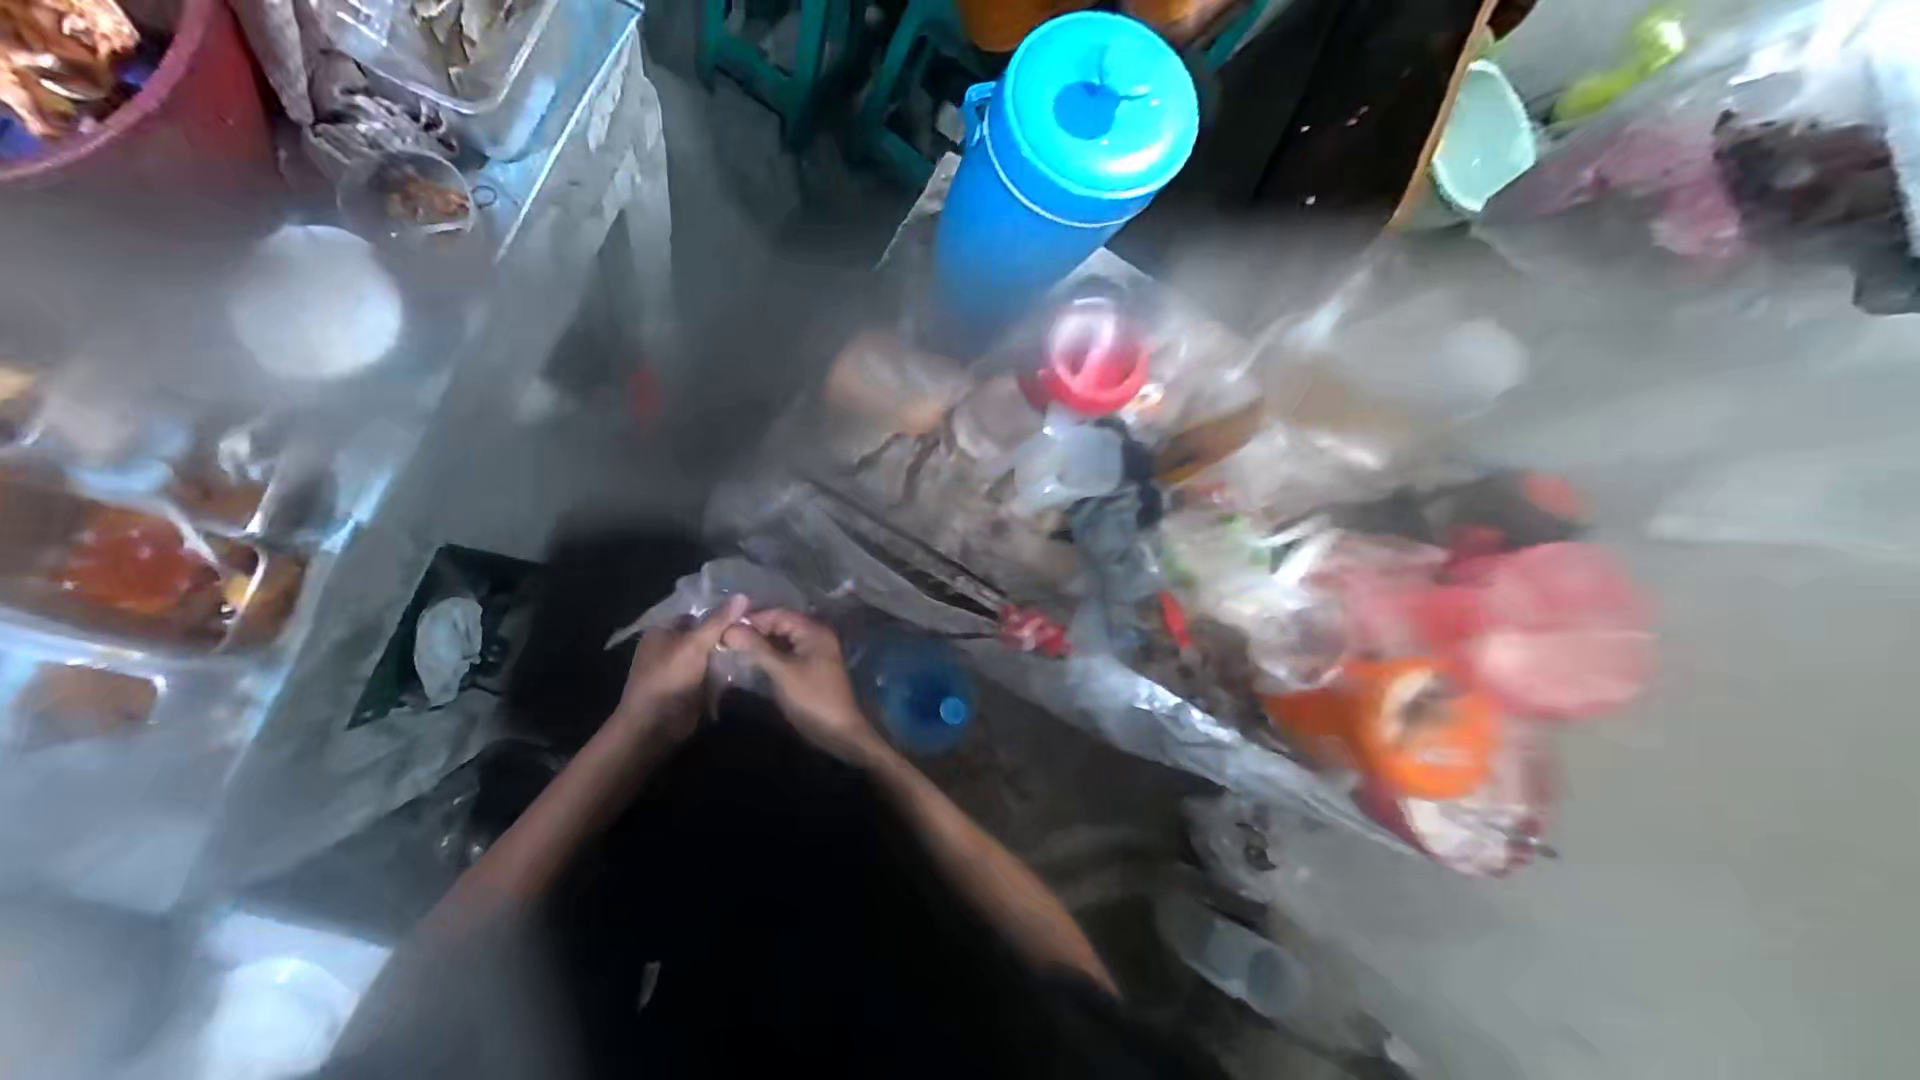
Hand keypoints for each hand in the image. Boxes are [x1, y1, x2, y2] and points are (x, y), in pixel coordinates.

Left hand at [614, 594, 748, 744]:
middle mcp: (672, 646)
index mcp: (663, 630)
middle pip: (707, 632)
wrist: (654, 726)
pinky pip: (716, 671)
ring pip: (714, 652)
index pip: (697, 611)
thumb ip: (718, 621)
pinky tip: (753, 662)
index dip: (722, 608)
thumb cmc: (668, 678)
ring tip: (763, 641)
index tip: (752, 607)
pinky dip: (730, 669)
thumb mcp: (694, 644)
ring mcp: (684, 667)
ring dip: (733, 650)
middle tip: (762, 625)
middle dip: (730, 630)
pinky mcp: (694, 686)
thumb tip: (743, 595)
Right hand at [722, 610, 880, 761]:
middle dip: (754, 631)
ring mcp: (814, 652)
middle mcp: (816, 635)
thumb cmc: (812, 698)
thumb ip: (757, 648)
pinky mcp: (810, 667)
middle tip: (725, 639)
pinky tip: (749, 661)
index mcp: (814, 631)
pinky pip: (786, 653)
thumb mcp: (782, 672)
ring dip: (760, 643)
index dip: (752, 620)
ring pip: (782, 640)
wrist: (838, 731)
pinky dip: (769, 655)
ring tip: (732, 649)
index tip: (724, 628)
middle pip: (780, 625)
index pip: (778, 614)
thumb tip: (729, 627)